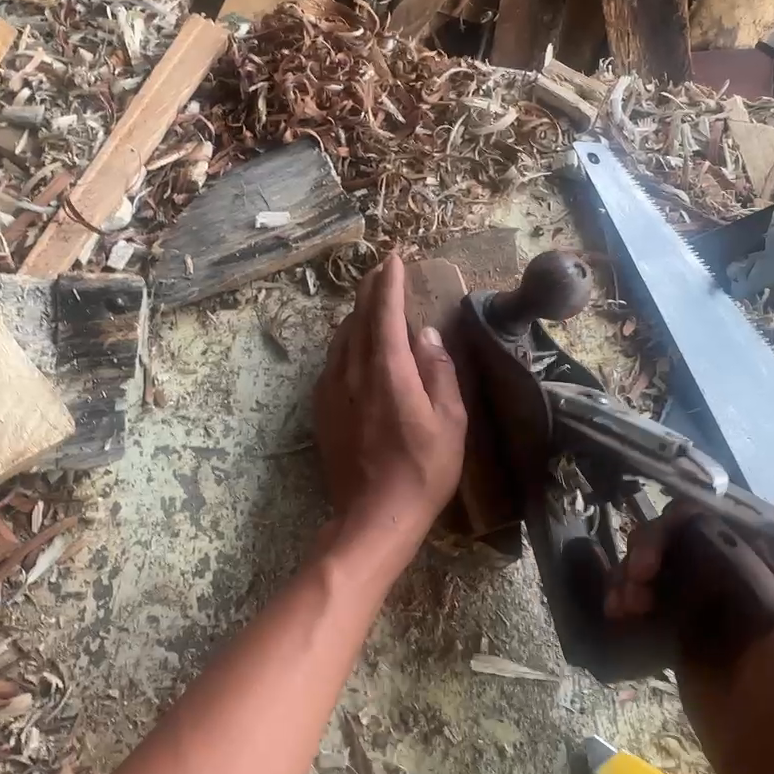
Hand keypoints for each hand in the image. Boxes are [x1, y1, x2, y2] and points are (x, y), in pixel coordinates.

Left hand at [313, 255, 466, 550]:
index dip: (390, 283)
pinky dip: (345, 343)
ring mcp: (332, 391)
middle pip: (358, 319)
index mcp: (388, 371)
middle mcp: (354, 373)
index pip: (386, 313)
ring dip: (355, 314)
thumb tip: (426, 335)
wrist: (374, 515)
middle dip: (370, 290)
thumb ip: (438, 372)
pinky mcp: (322, 409)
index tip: (395, 259)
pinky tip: (352, 345)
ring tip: (369, 301)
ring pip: (341, 339)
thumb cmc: (423, 471)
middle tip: (381, 270)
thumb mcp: (450, 422)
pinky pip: (332, 362)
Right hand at [607, 493, 773, 773]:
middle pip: (681, 531)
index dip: (693, 513)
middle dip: (651, 543)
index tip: (670, 534)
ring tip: (625, 603)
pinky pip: (642, 591)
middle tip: (639, 575)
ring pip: (656, 558)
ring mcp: (702, 598)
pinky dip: (623, 592)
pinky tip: (617, 612)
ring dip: (631, 568)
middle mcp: (737, 573)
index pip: (727, 515)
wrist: (766, 759)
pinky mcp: (676, 624)